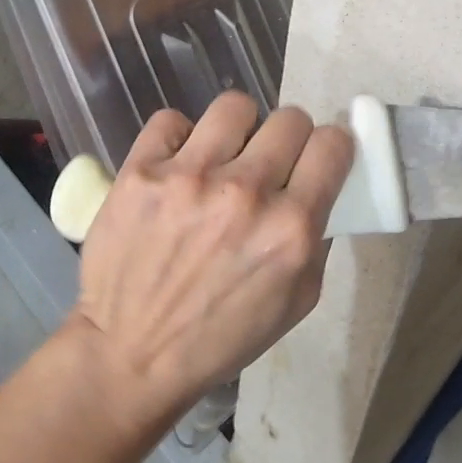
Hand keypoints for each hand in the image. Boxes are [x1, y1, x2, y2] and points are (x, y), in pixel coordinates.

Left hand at [67, 91, 354, 426]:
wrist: (129, 357)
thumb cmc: (219, 337)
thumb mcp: (296, 301)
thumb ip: (315, 238)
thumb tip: (318, 185)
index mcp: (290, 229)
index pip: (332, 144)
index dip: (330, 148)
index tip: (317, 159)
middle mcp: (245, 193)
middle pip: (289, 118)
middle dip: (287, 139)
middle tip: (269, 164)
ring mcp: (189, 177)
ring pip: (234, 105)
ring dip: (236, 130)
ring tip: (222, 157)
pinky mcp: (140, 171)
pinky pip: (171, 120)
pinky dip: (178, 139)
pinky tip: (177, 165)